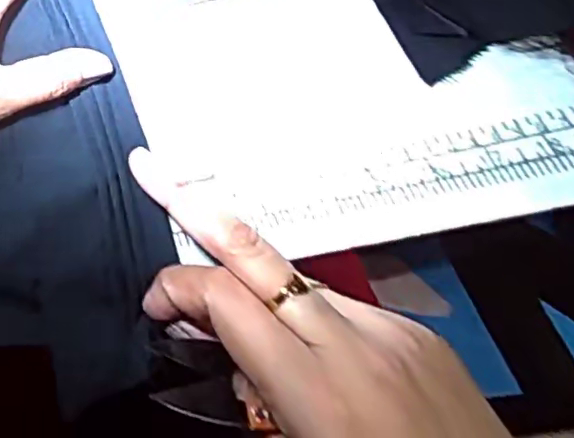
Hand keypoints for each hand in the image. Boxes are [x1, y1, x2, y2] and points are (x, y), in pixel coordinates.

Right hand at [128, 148, 509, 437]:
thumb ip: (262, 402)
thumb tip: (235, 360)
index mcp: (320, 398)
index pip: (226, 302)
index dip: (180, 288)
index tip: (158, 303)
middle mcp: (355, 347)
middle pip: (256, 254)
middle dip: (200, 211)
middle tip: (153, 173)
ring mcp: (393, 332)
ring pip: (298, 280)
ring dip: (258, 285)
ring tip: (242, 318)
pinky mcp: (420, 335)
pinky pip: (346, 308)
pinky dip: (315, 320)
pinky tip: (322, 358)